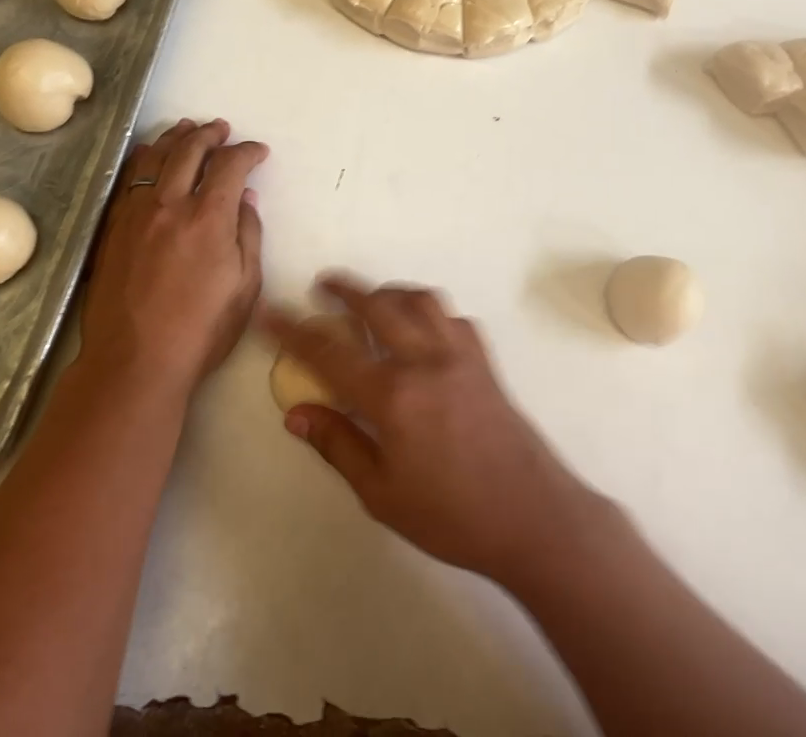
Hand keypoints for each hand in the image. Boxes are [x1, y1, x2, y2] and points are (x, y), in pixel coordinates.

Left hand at [79, 119, 266, 391]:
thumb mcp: (244, 287)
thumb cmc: (201, 331)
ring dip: (175, 138)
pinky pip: (129, 178)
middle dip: (210, 135)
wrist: (136, 359)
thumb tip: (245, 199)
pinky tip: (151, 158)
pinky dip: (144, 159)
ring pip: (154, 158)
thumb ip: (247, 236)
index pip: (230, 166)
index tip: (258, 153)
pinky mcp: (113, 227)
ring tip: (187, 129)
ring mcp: (135, 213)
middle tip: (222, 129)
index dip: (247, 153)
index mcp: (209, 219)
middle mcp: (170, 205)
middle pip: (189, 151)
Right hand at [259, 275, 606, 583]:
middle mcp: (426, 362)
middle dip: (346, 290)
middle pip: (379, 306)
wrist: (534, 518)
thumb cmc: (451, 516)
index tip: (271, 313)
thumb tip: (297, 413)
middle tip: (323, 287)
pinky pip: (454, 320)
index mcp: (393, 396)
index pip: (330, 351)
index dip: (295, 331)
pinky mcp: (486, 365)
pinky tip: (422, 331)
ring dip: (390, 292)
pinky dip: (430, 313)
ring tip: (372, 300)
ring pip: (422, 301)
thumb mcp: (381, 493)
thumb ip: (338, 446)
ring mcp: (462, 358)